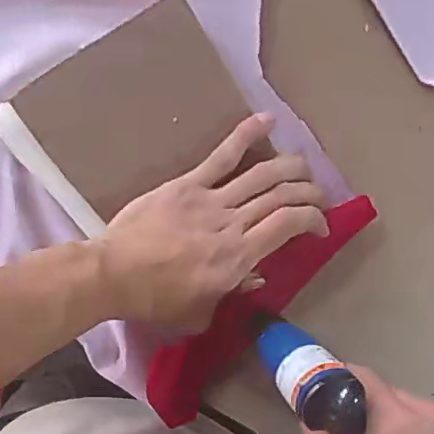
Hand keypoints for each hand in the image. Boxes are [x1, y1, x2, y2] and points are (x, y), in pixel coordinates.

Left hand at [89, 113, 327, 332]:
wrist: (113, 274)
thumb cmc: (153, 301)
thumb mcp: (197, 314)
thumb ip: (231, 294)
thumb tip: (256, 277)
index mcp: (237, 258)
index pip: (290, 225)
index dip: (314, 221)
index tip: (320, 227)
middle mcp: (232, 224)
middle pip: (283, 195)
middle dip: (309, 192)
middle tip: (318, 196)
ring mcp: (210, 200)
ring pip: (263, 173)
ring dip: (291, 165)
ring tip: (304, 166)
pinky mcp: (187, 184)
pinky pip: (223, 155)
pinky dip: (248, 134)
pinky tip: (269, 120)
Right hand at [305, 366, 433, 433]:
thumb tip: (307, 410)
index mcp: (396, 418)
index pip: (363, 375)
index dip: (338, 376)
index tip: (320, 387)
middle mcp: (423, 411)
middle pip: (380, 387)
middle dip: (356, 398)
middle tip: (337, 420)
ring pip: (396, 399)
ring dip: (376, 410)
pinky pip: (411, 413)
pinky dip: (394, 421)